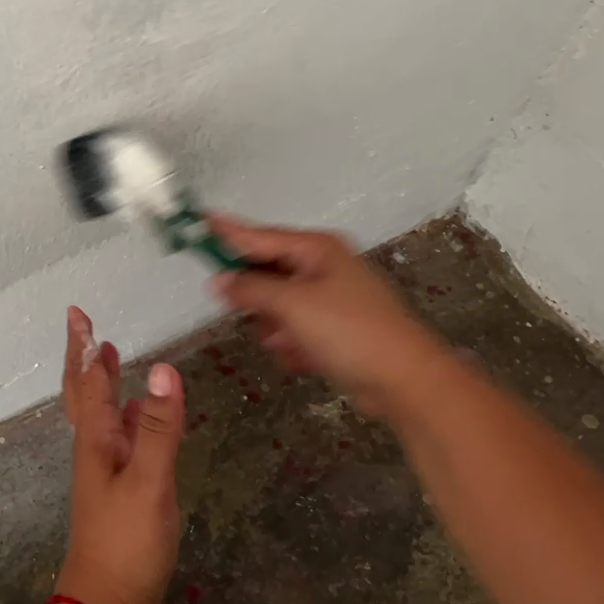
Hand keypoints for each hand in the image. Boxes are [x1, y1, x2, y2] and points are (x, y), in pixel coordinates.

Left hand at [55, 306, 183, 603]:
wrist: (107, 601)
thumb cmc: (125, 540)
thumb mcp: (149, 482)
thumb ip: (159, 428)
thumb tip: (163, 367)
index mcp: (96, 438)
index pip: (88, 380)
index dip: (83, 346)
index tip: (77, 312)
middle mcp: (94, 446)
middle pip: (85, 392)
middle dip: (85, 358)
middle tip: (88, 329)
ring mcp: (104, 468)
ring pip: (100, 413)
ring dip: (102, 383)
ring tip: (111, 359)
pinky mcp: (118, 489)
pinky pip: (117, 437)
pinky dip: (124, 416)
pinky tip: (138, 417)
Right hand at [205, 215, 447, 415]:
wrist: (407, 382)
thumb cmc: (349, 332)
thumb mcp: (292, 305)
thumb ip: (250, 288)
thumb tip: (218, 280)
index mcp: (315, 249)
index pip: (258, 236)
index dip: (226, 232)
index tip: (196, 221)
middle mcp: (322, 267)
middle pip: (266, 273)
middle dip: (257, 299)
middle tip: (249, 314)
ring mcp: (330, 299)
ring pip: (277, 306)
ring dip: (274, 327)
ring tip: (288, 343)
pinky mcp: (335, 329)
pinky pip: (295, 329)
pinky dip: (293, 344)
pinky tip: (304, 358)